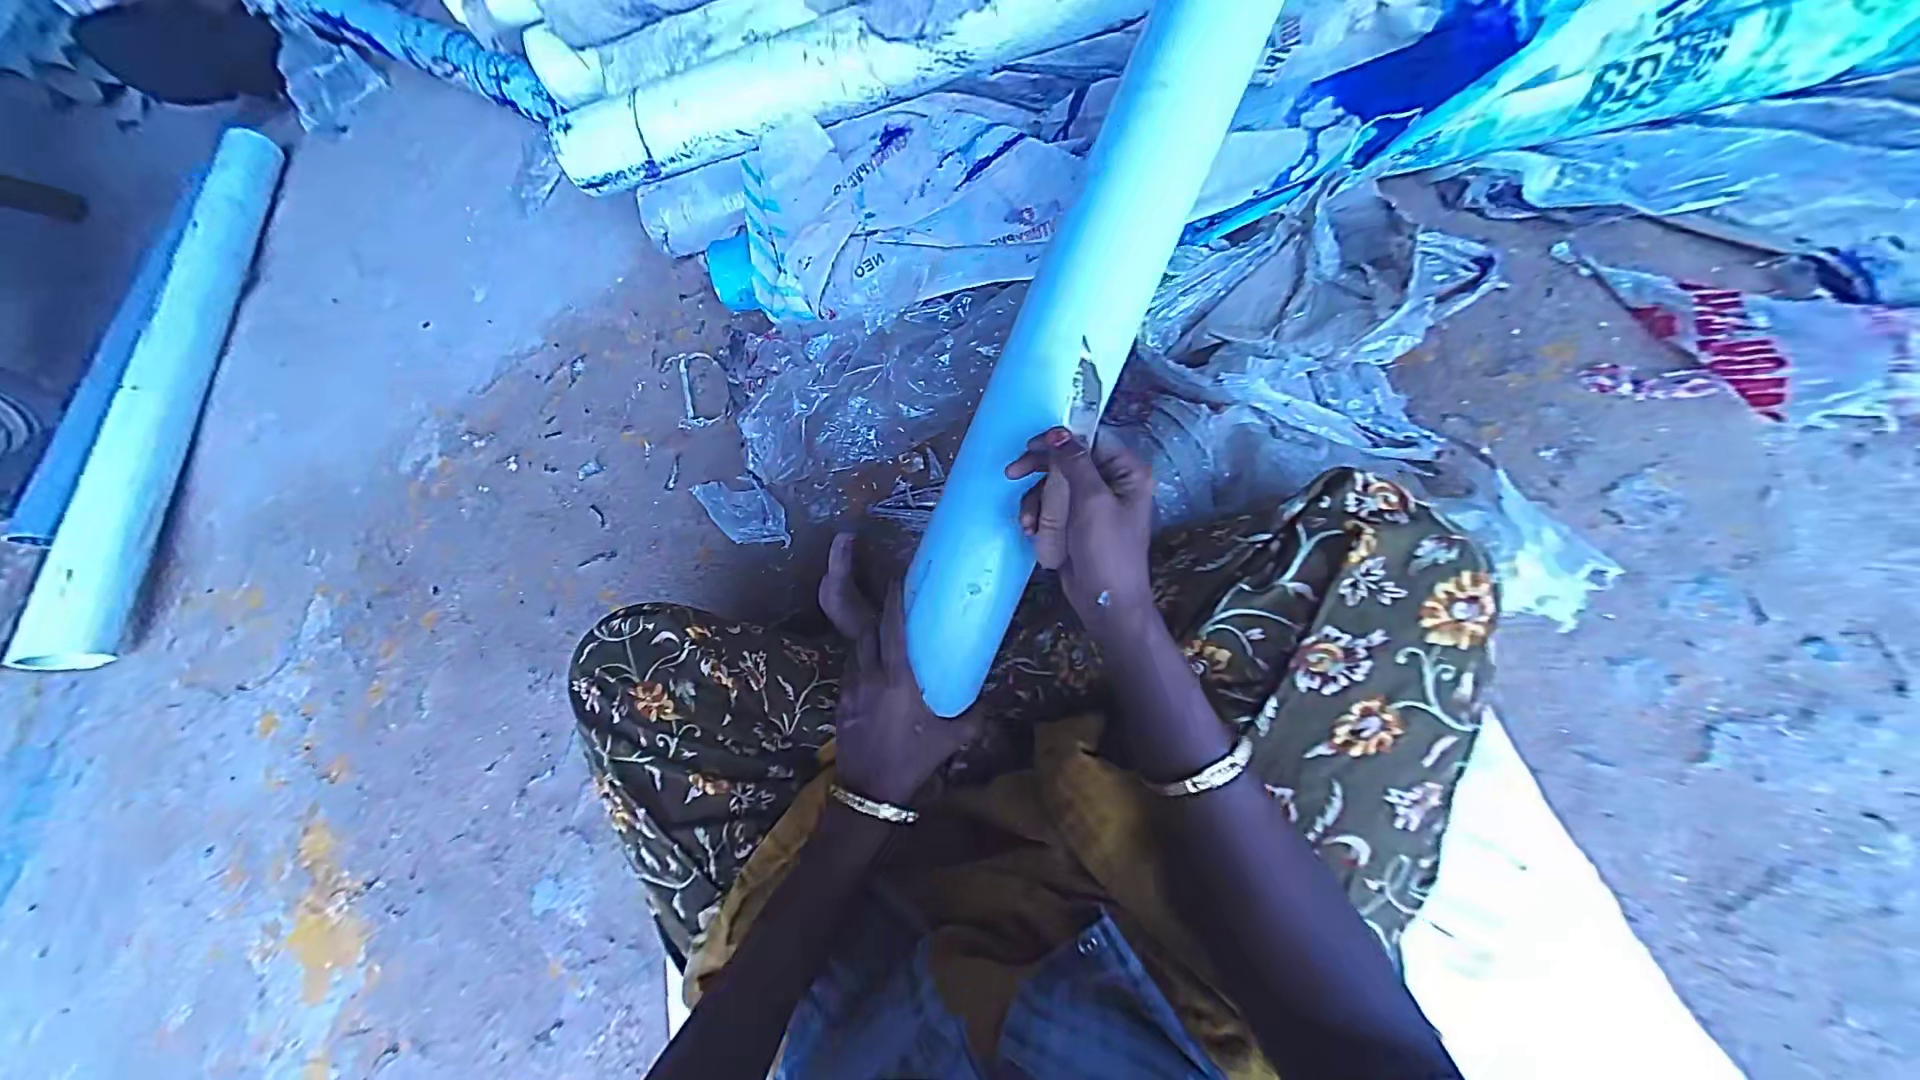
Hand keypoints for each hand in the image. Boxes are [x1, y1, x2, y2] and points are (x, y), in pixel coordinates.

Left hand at [819, 534, 979, 806]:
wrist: (870, 791)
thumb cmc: (913, 759)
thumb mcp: (951, 738)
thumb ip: (974, 716)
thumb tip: (990, 700)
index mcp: (898, 678)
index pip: (892, 628)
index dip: (894, 601)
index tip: (897, 581)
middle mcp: (870, 676)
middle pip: (868, 632)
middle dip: (878, 615)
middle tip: (892, 606)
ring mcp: (851, 688)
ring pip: (856, 650)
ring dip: (868, 639)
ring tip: (882, 636)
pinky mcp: (840, 702)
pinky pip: (849, 670)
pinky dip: (860, 662)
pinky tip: (871, 670)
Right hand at [1004, 426, 1154, 638]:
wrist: (1105, 602)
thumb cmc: (1107, 550)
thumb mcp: (1092, 502)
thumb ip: (1075, 463)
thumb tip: (1058, 433)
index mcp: (1127, 473)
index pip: (1092, 439)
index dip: (1061, 439)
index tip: (1032, 446)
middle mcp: (1112, 483)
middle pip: (1068, 460)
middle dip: (1039, 470)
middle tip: (1013, 472)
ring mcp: (1093, 504)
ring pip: (1055, 484)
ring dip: (1035, 499)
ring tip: (1028, 520)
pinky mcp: (1076, 523)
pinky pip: (1052, 506)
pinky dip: (1038, 515)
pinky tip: (1032, 530)